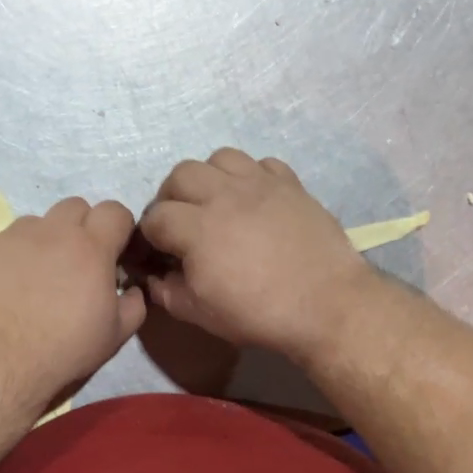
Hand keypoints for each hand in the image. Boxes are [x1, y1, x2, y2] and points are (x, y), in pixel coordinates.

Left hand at [0, 197, 145, 409]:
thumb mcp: (114, 336)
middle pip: (75, 207)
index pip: (114, 211)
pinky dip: (11, 258)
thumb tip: (131, 289)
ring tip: (37, 278)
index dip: (118, 228)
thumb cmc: (63, 351)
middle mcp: (52, 232)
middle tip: (76, 263)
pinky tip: (6, 290)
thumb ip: (132, 304)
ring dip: (44, 241)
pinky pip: (3, 243)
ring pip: (36, 223)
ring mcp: (13, 238)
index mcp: (91, 247)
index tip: (114, 251)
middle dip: (82, 227)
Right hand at [139, 148, 382, 360]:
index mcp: (196, 228)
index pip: (154, 217)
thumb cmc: (256, 313)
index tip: (155, 254)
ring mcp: (259, 183)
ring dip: (207, 178)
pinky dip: (247, 178)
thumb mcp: (199, 313)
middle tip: (179, 224)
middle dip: (171, 198)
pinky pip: (260, 163)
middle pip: (180, 175)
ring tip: (213, 204)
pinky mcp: (289, 183)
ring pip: (219, 158)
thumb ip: (166, 292)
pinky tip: (251, 202)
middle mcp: (224, 194)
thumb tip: (153, 277)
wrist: (324, 304)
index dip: (148, 237)